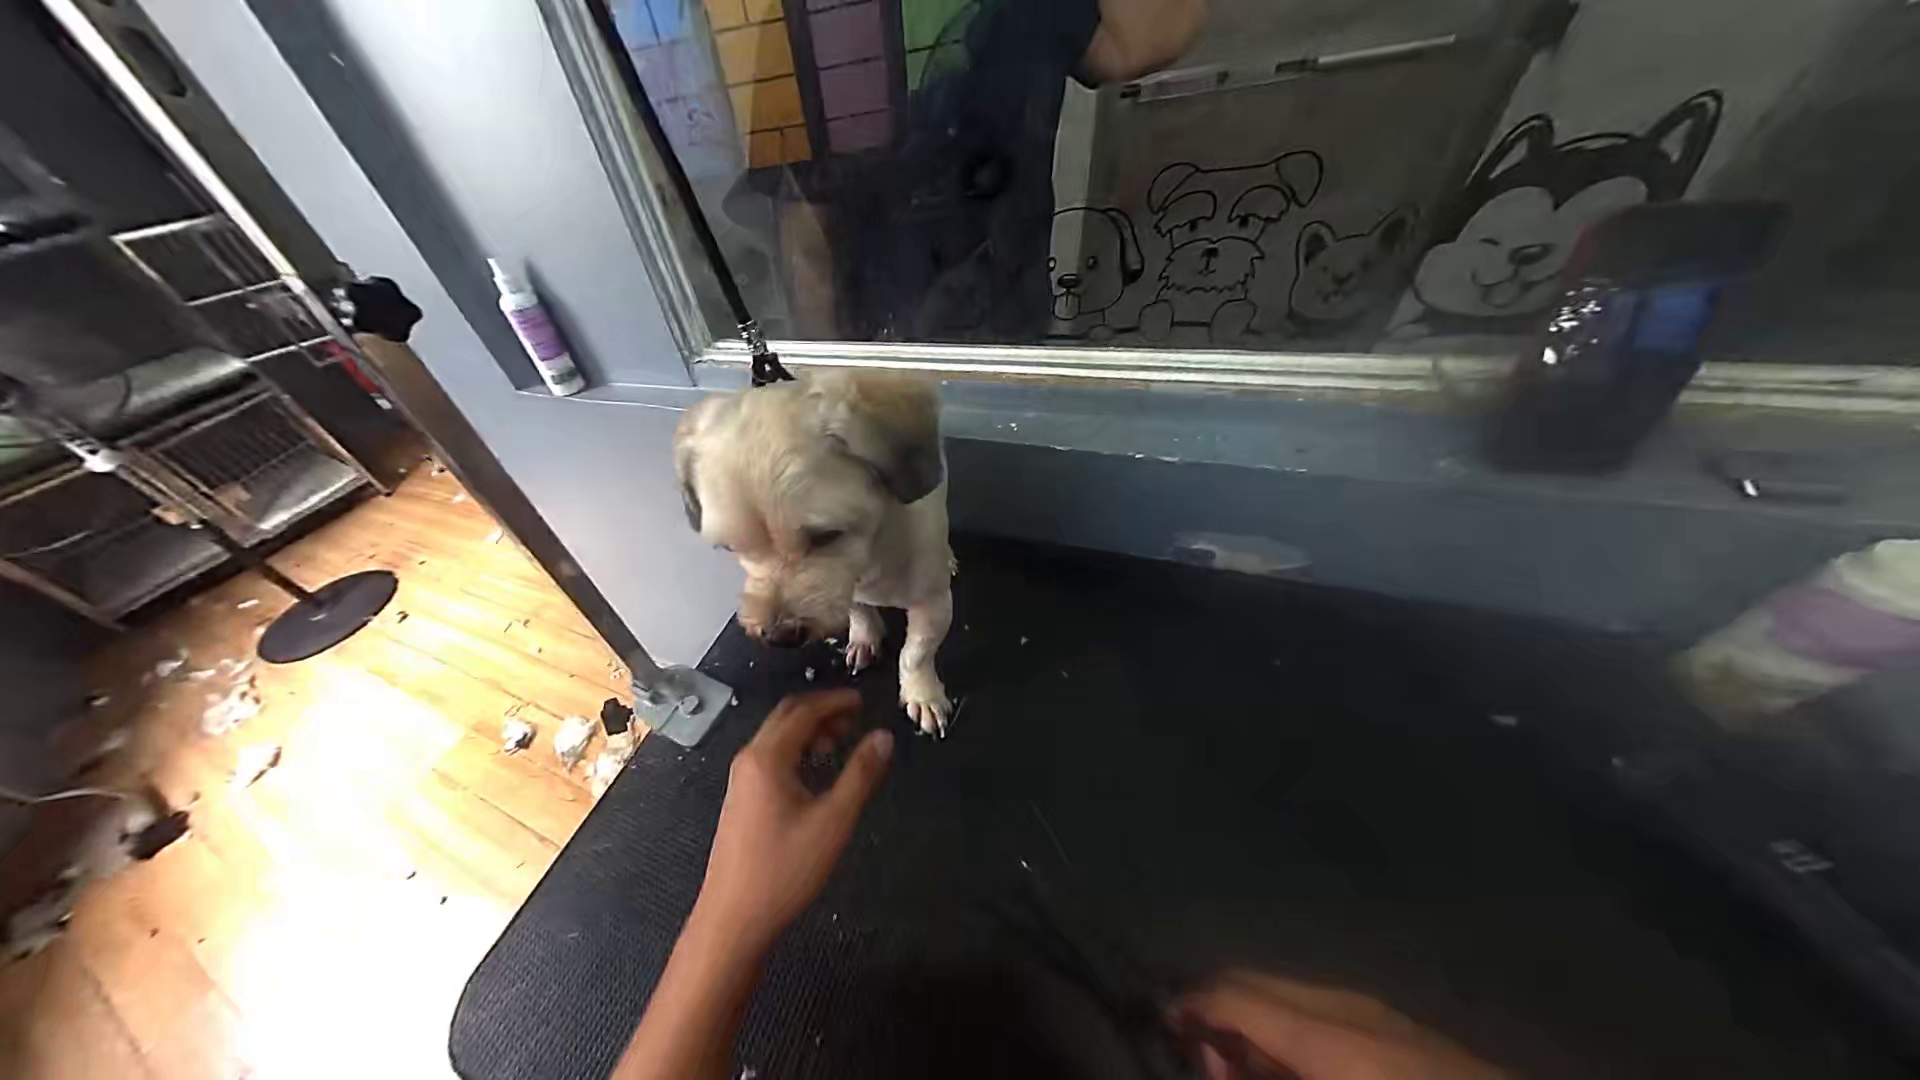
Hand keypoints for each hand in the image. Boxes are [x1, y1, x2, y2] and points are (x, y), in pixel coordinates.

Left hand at [690, 689, 892, 953]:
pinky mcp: (742, 798)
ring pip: (778, 737)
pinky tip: (817, 771)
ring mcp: (742, 779)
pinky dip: (798, 750)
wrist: (732, 922)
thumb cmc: (785, 869)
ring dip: (810, 731)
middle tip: (855, 718)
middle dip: (822, 711)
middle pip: (787, 717)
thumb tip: (884, 736)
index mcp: (767, 757)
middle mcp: (750, 759)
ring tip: (842, 743)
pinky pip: (772, 756)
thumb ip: (861, 773)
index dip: (835, 701)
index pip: (804, 711)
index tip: (863, 701)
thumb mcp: (834, 820)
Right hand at [1170, 971, 1507, 1079]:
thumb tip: (1213, 1056)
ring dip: (1246, 1012)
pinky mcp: (1390, 1019)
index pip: (1233, 994)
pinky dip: (1281, 1020)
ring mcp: (1370, 1005)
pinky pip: (1310, 1001)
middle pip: (1250, 978)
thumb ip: (1260, 1077)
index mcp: (1328, 1037)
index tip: (1161, 1023)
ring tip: (1236, 1056)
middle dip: (1212, 1005)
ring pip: (1278, 985)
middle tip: (1196, 1051)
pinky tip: (1285, 1056)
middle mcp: (1342, 1001)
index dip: (1189, 1005)